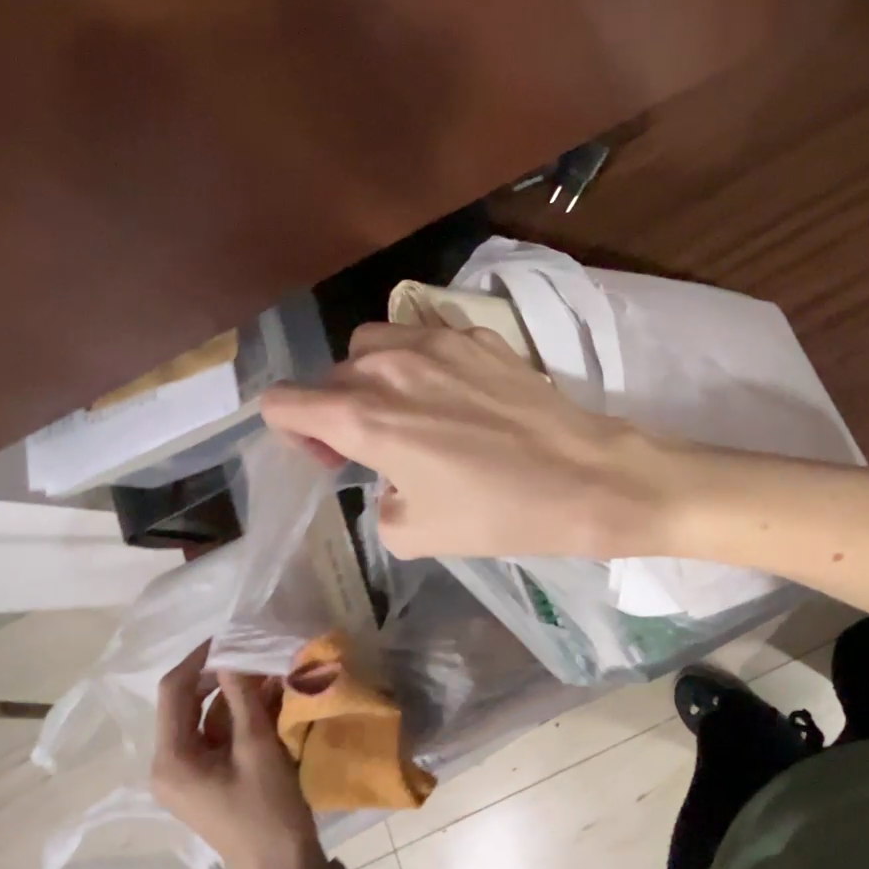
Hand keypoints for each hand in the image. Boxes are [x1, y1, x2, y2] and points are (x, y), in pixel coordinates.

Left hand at [151, 644, 331, 868]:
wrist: (282, 865)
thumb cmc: (266, 807)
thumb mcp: (257, 745)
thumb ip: (242, 696)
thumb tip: (234, 654)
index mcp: (171, 758)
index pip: (174, 691)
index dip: (200, 657)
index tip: (233, 633)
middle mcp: (170, 764)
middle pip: (189, 702)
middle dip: (223, 674)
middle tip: (259, 651)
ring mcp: (189, 774)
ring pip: (209, 717)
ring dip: (239, 694)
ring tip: (275, 671)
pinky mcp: (209, 779)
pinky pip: (220, 736)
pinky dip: (243, 716)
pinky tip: (275, 698)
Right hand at [261, 322, 672, 560]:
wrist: (585, 476)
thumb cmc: (499, 513)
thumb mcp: (415, 532)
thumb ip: (378, 498)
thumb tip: (390, 477)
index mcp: (363, 416)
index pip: (283, 401)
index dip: (290, 430)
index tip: (327, 455)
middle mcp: (390, 366)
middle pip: (331, 373)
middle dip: (336, 407)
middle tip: (374, 444)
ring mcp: (438, 341)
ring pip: (375, 342)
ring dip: (375, 373)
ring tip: (409, 408)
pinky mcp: (479, 335)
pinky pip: (426, 335)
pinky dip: (422, 360)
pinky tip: (455, 392)